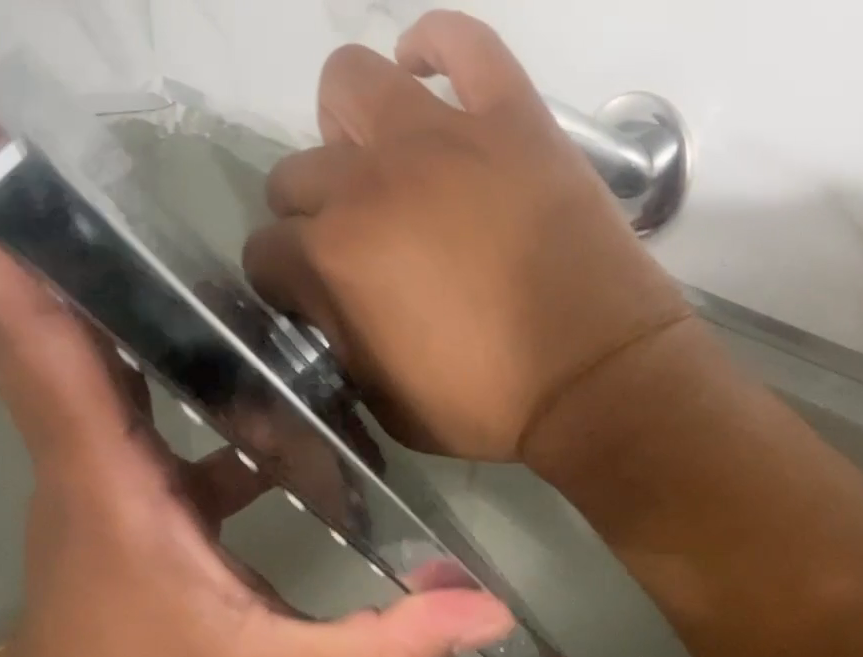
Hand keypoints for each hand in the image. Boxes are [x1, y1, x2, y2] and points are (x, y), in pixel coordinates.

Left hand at [0, 70, 516, 656]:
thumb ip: (386, 650)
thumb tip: (489, 612)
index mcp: (109, 484)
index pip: (35, 340)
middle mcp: (85, 459)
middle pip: (36, 317)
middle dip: (12, 212)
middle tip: (5, 111)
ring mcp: (96, 475)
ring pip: (79, 355)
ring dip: (88, 279)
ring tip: (135, 209)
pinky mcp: (119, 497)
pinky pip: (133, 410)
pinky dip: (169, 372)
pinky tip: (253, 377)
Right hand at [242, 11, 691, 461]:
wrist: (595, 377)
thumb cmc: (493, 405)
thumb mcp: (391, 408)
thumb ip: (343, 353)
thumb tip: (330, 319)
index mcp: (333, 259)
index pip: (267, 253)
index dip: (285, 283)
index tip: (315, 301)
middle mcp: (370, 183)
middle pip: (298, 174)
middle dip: (311, 217)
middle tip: (359, 248)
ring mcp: (443, 137)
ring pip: (352, 82)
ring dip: (349, 125)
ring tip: (384, 165)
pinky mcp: (510, 117)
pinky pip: (463, 42)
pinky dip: (437, 47)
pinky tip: (429, 74)